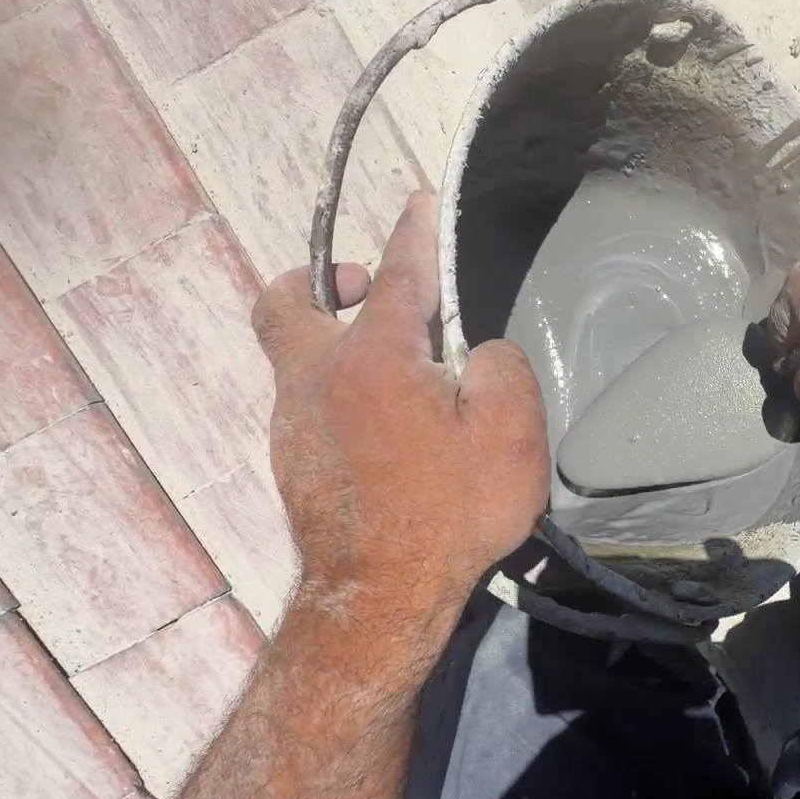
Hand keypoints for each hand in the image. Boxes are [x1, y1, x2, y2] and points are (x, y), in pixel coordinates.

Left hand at [253, 193, 548, 638]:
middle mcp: (319, 377)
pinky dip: (340, 393)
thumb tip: (476, 354)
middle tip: (364, 290)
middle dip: (320, 277)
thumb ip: (501, 367)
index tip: (422, 200)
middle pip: (287, 301)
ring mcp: (294, 422)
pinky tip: (386, 432)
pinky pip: (308, 403)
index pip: (398, 271)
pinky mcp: (292, 462)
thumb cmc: (452, 511)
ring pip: (296, 355)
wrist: (382, 598)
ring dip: (336, 342)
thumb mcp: (512, 433)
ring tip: (398, 375)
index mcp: (376, 357)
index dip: (416, 230)